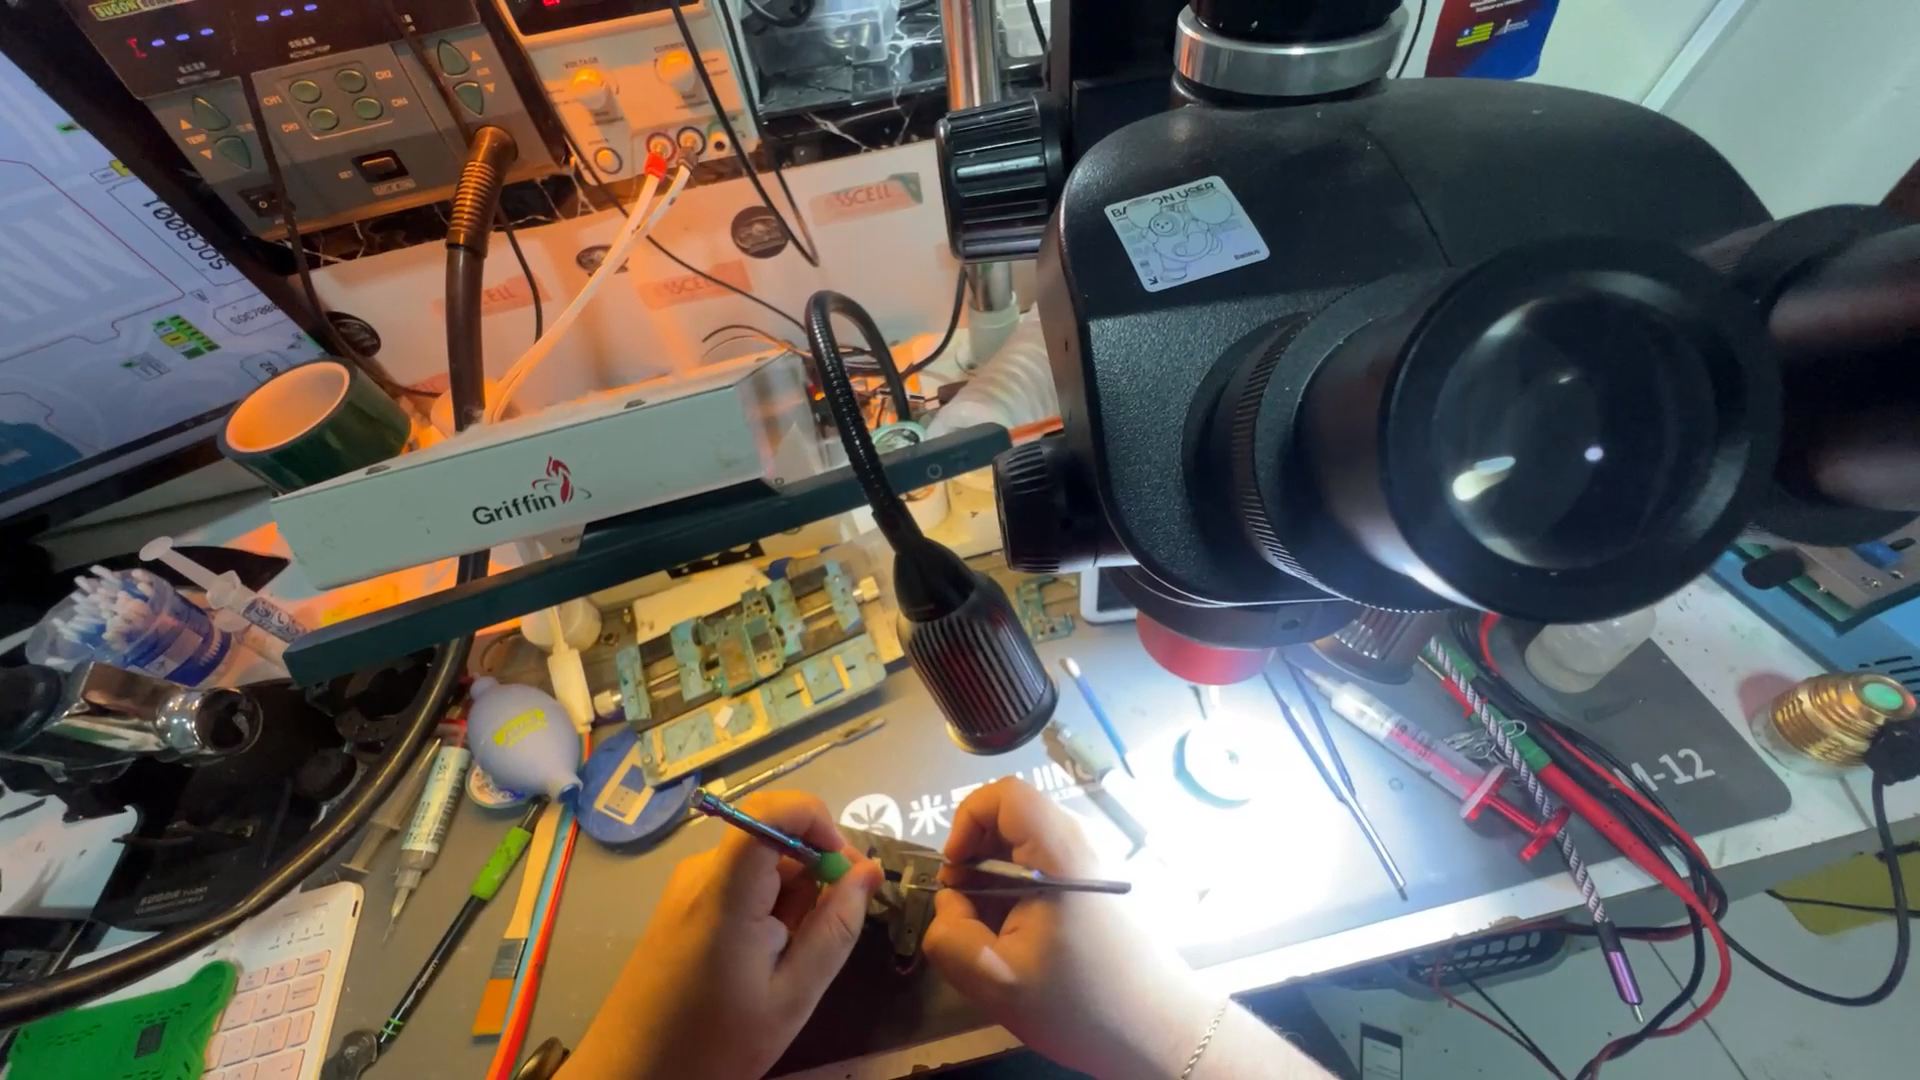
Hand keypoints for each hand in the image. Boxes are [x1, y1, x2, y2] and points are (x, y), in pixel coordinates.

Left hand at [561, 792, 882, 1079]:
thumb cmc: (712, 1045)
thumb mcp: (792, 997)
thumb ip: (835, 929)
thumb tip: (868, 870)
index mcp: (727, 890)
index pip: (773, 810)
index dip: (819, 820)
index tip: (845, 866)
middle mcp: (704, 871)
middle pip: (776, 835)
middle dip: (816, 867)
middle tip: (834, 924)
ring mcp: (690, 884)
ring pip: (764, 859)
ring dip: (793, 891)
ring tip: (792, 955)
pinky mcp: (685, 900)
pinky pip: (744, 878)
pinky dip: (770, 901)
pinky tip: (767, 953)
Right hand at [921, 779, 1219, 1079]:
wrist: (1163, 1034)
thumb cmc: (1083, 1004)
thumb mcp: (999, 981)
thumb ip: (951, 937)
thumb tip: (950, 905)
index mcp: (1060, 849)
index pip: (1003, 793)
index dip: (967, 821)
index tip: (956, 871)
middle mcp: (1080, 839)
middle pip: (1011, 817)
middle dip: (977, 858)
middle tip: (970, 912)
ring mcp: (1094, 858)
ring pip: (1025, 843)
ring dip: (996, 878)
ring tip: (997, 932)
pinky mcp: (1099, 881)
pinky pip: (1046, 863)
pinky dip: (1021, 889)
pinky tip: (1024, 936)